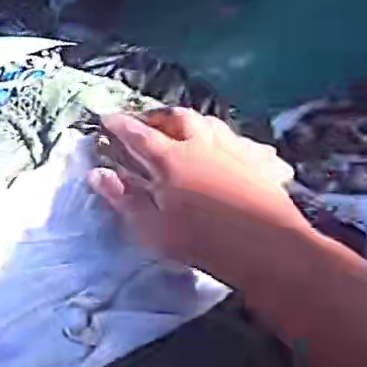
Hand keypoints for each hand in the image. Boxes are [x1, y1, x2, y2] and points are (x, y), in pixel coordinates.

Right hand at [87, 108, 308, 271]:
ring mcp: (234, 152)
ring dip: (193, 122)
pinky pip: (242, 142)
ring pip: (211, 123)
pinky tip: (231, 150)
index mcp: (171, 160)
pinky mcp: (260, 164)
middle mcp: (202, 146)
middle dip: (159, 116)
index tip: (106, 118)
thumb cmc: (202, 242)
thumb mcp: (152, 228)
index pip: (139, 135)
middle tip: (146, 124)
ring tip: (184, 131)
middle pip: (179, 118)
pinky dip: (229, 141)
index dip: (120, 125)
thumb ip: (124, 198)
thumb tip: (97, 174)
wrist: (269, 249)